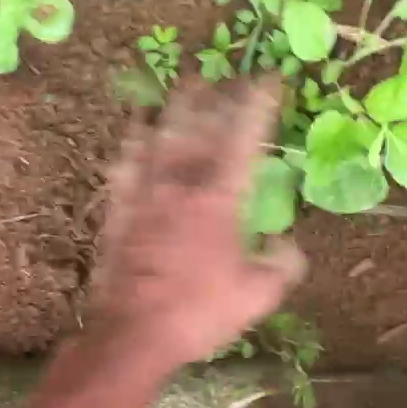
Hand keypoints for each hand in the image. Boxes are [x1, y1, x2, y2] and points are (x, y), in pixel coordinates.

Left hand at [86, 79, 304, 373]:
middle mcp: (180, 187)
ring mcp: (145, 197)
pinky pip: (125, 168)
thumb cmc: (199, 314)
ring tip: (182, 86)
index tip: (268, 79)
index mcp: (219, 201)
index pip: (243, 139)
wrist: (134, 332)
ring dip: (173, 109)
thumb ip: (280, 266)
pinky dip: (132, 145)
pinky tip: (132, 132)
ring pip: (159, 139)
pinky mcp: (119, 214)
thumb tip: (288, 246)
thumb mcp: (256, 296)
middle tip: (224, 76)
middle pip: (197, 128)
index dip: (258, 106)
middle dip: (214, 98)